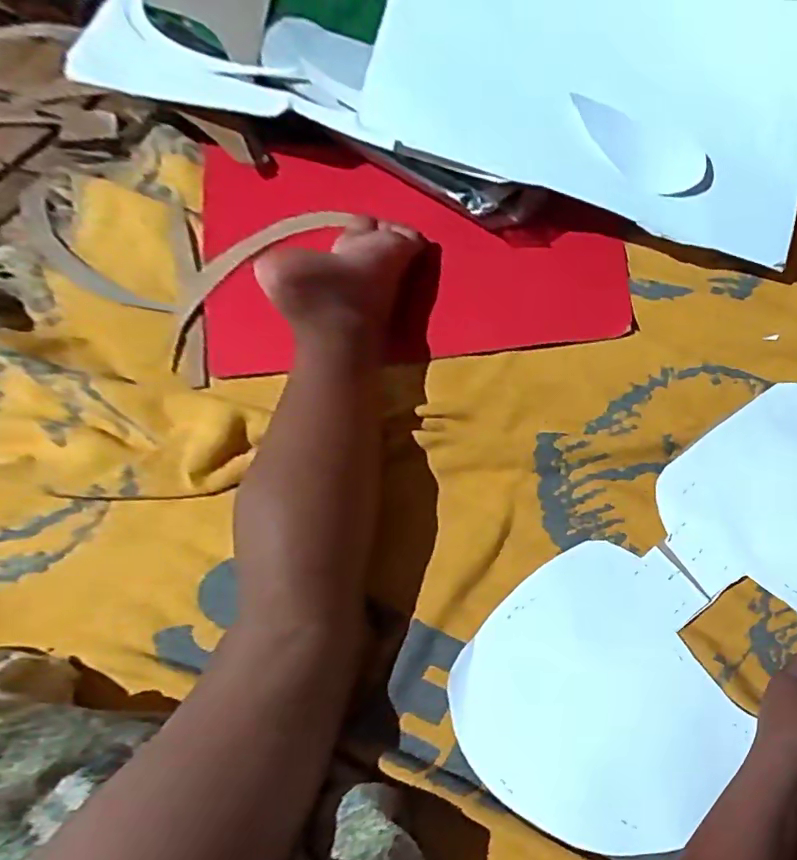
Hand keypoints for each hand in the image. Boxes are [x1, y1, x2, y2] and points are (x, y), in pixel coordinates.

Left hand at [234, 217, 423, 637]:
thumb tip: (323, 257)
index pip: (329, 301)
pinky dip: (407, 376)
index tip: (409, 239)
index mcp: (299, 388)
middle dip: (374, 281)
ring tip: (429, 300)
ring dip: (393, 323)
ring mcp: (343, 444)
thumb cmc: (320, 523)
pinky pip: (386, 406)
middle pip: (340, 325)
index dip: (363, 262)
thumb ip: (329, 350)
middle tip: (420, 258)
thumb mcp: (321, 431)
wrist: (322, 617)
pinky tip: (431, 375)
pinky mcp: (374, 478)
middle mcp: (314, 407)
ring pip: (363, 364)